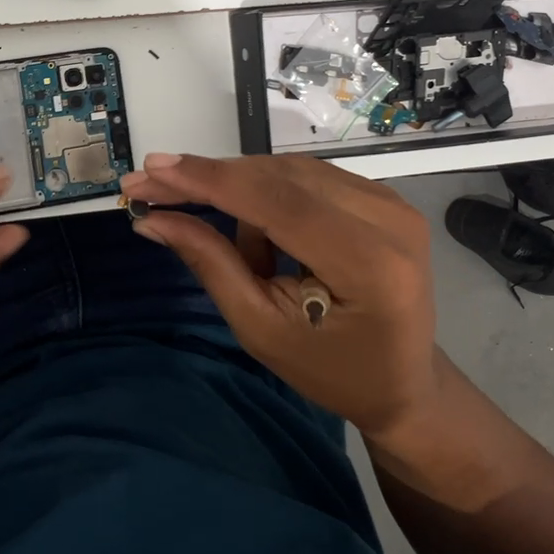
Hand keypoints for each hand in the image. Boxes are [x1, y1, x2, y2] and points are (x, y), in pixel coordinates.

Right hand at [120, 153, 436, 439]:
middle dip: (209, 180)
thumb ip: (211, 264)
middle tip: (149, 190)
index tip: (150, 170)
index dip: (210, 181)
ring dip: (238, 193)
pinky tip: (263, 242)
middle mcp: (388, 219)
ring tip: (236, 250)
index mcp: (369, 264)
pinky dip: (266, 197)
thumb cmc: (332, 371)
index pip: (278, 202)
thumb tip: (151, 219)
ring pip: (286, 171)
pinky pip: (304, 177)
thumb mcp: (261, 329)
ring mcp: (390, 201)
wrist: (404, 383)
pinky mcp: (382, 195)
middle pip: (278, 177)